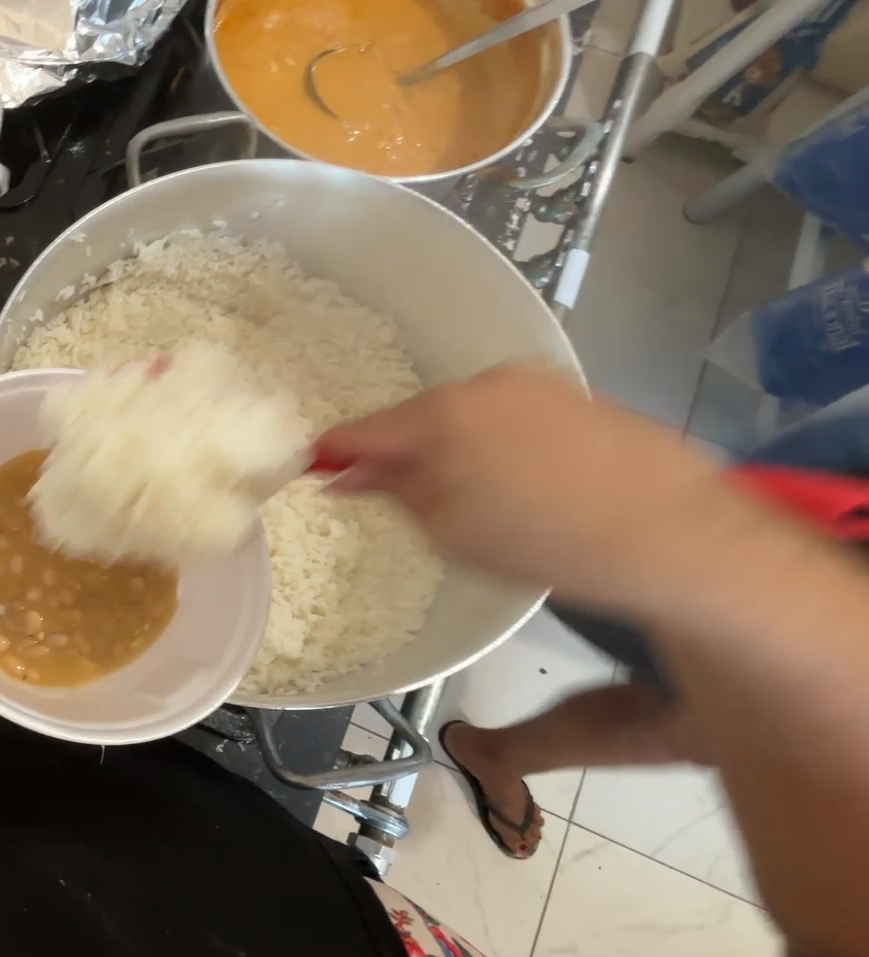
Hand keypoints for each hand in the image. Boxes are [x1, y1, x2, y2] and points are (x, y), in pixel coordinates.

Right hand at [316, 364, 758, 613]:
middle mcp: (482, 385)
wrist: (676, 536)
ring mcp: (535, 385)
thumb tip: (349, 474)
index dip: (330, 454)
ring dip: (446, 447)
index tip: (313, 473)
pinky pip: (507, 417)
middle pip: (412, 419)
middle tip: (395, 497)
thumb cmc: (539, 539)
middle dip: (396, 452)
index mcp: (438, 415)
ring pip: (461, 416)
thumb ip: (389, 490)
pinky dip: (492, 443)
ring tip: (465, 497)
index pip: (360, 431)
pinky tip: (514, 483)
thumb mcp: (444, 528)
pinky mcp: (577, 397)